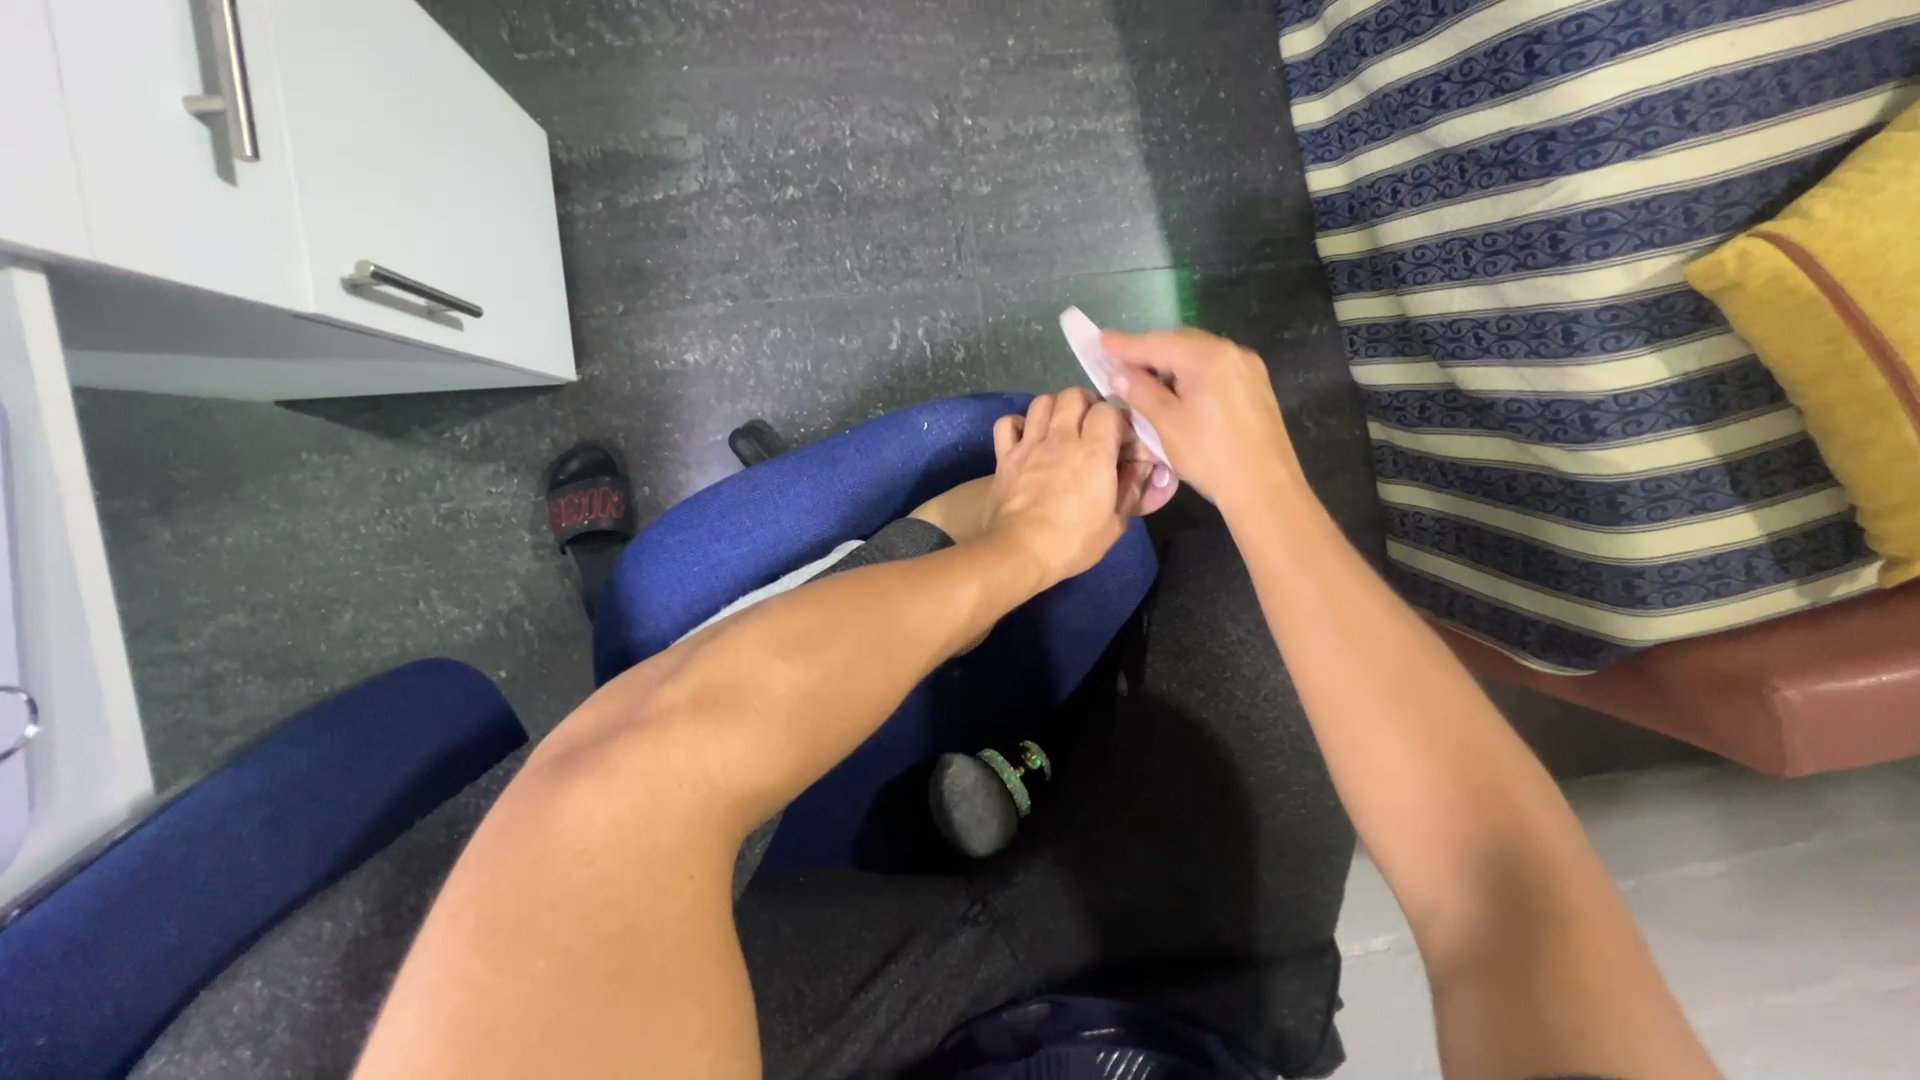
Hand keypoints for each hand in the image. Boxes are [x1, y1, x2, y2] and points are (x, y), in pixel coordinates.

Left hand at [982, 389, 1149, 586]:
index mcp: (1094, 452)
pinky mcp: (1005, 457)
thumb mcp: (1116, 523)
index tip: (1120, 438)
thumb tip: (1143, 468)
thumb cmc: (1072, 542)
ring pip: (1042, 402)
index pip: (1109, 409)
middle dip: (1086, 404)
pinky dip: (1018, 424)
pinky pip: (1007, 423)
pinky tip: (1027, 438)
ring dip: (1055, 408)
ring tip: (1062, 427)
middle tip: (1091, 426)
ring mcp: (1029, 445)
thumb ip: (1132, 490)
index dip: (1118, 418)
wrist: (1019, 552)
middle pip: (1073, 395)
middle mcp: (1061, 439)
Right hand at [1102, 329, 1302, 513]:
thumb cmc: (1210, 456)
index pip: (1156, 343)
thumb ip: (1140, 393)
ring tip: (1145, 381)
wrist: (1265, 488)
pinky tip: (1178, 392)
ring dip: (1170, 364)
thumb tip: (1119, 374)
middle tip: (1119, 366)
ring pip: (1199, 356)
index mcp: (1207, 357)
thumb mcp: (1166, 424)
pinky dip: (1191, 374)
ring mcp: (1248, 368)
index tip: (1099, 341)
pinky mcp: (1256, 386)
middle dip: (1148, 353)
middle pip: (1180, 343)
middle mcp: (1231, 352)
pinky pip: (1215, 369)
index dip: (1124, 345)